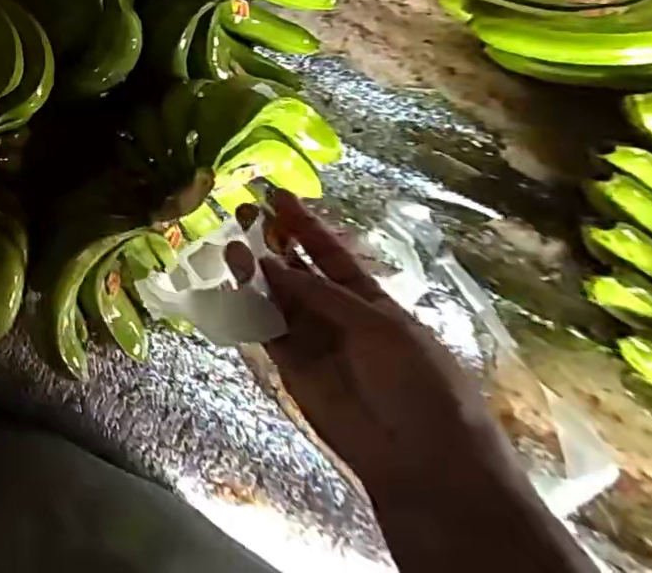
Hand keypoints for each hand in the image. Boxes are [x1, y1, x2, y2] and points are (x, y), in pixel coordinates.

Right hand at [228, 189, 508, 495]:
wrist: (420, 458)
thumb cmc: (417, 381)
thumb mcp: (380, 326)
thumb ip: (322, 294)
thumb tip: (271, 264)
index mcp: (366, 296)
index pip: (328, 250)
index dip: (303, 222)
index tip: (277, 194)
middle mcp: (333, 310)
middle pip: (295, 267)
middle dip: (270, 239)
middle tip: (243, 211)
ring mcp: (309, 336)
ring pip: (274, 294)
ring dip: (253, 268)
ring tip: (231, 243)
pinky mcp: (289, 363)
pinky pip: (264, 327)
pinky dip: (246, 306)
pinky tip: (231, 284)